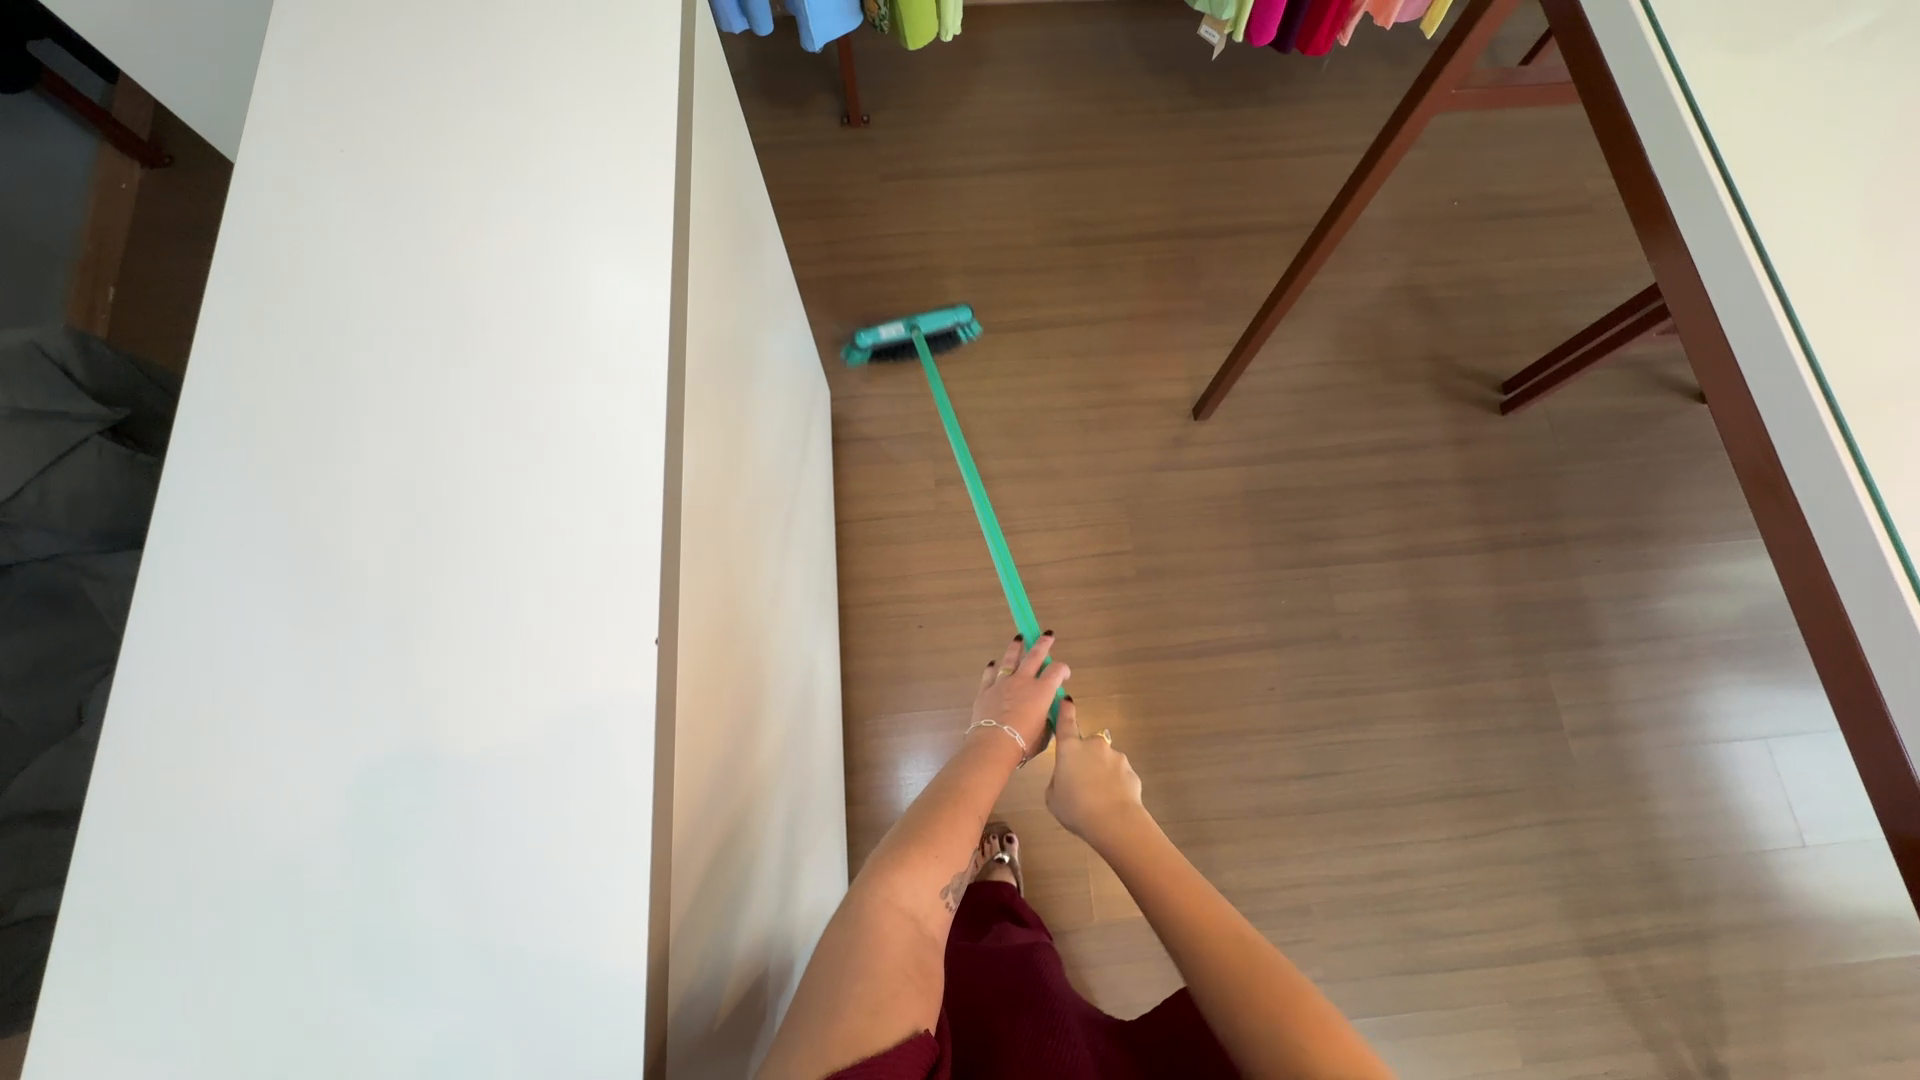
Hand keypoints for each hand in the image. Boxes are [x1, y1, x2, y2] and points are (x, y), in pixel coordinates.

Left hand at [971, 632, 1069, 758]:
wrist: (994, 744)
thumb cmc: (1024, 742)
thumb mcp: (1044, 734)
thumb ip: (1047, 720)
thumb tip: (1047, 715)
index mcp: (1042, 691)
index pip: (1057, 671)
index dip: (1063, 669)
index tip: (1064, 674)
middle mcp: (1023, 681)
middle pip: (1034, 656)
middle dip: (1043, 643)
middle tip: (1047, 634)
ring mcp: (1003, 683)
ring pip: (1010, 659)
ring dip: (1016, 647)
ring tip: (1019, 638)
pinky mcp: (986, 690)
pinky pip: (990, 674)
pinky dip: (992, 667)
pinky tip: (993, 663)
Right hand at [1046, 698, 1147, 853]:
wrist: (1114, 821)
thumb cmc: (1076, 808)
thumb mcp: (1053, 798)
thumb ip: (1058, 781)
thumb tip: (1067, 777)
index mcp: (1070, 749)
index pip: (1066, 724)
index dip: (1065, 711)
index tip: (1067, 700)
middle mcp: (1094, 746)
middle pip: (1088, 747)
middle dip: (1086, 759)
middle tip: (1082, 783)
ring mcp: (1116, 757)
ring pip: (1105, 761)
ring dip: (1102, 773)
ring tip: (1098, 799)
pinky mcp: (1132, 771)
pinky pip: (1119, 775)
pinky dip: (1116, 785)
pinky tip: (1112, 803)